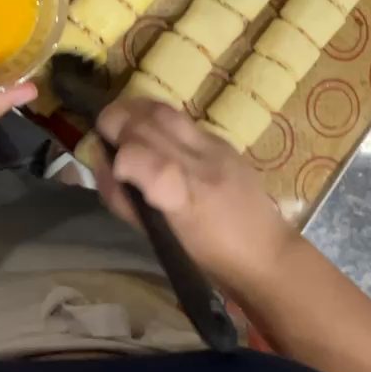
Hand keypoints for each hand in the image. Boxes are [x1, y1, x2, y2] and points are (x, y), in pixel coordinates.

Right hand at [93, 99, 300, 291]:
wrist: (267, 254)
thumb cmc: (209, 260)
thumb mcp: (161, 238)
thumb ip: (128, 202)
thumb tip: (103, 167)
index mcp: (182, 198)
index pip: (137, 158)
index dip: (114, 160)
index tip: (108, 168)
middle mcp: (198, 164)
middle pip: (147, 124)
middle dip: (115, 122)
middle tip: (103, 133)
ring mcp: (213, 147)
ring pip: (163, 111)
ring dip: (134, 111)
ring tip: (119, 122)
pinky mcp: (222, 141)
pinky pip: (180, 118)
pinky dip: (155, 117)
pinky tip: (147, 128)